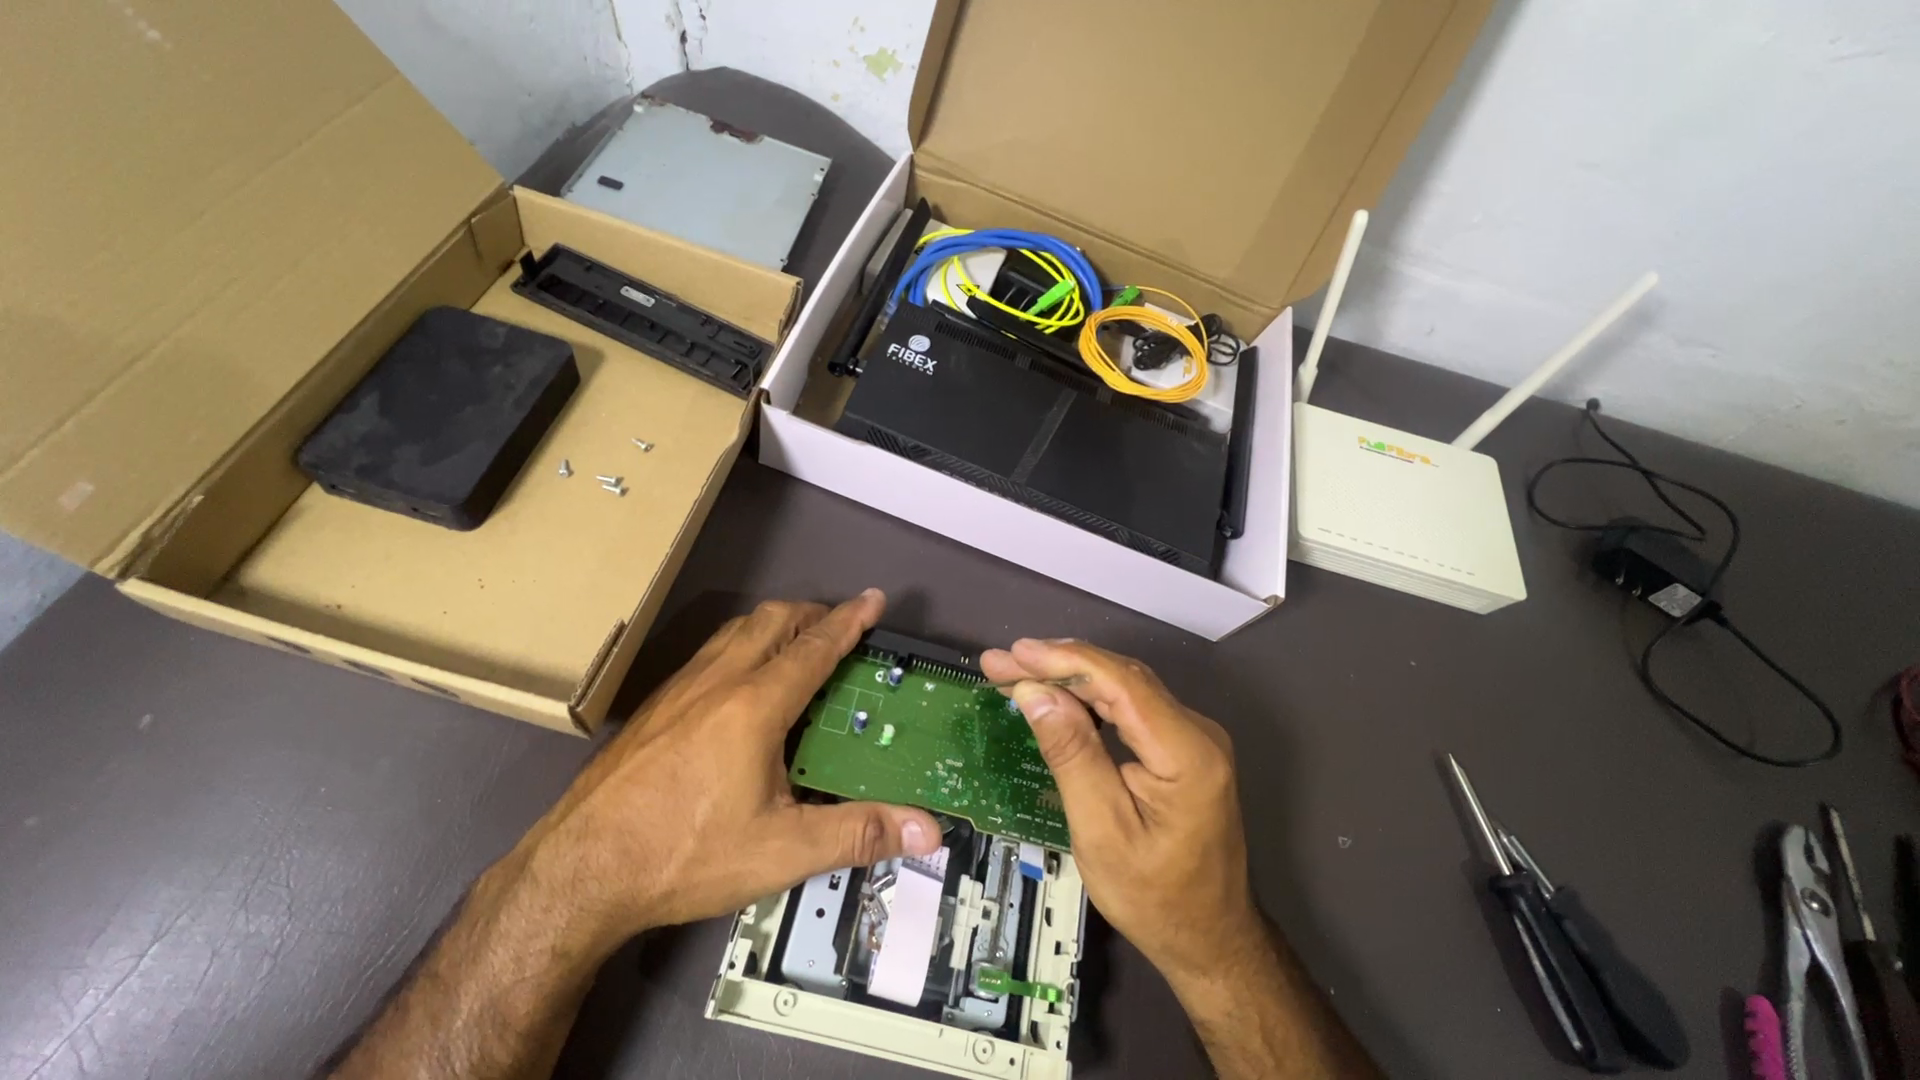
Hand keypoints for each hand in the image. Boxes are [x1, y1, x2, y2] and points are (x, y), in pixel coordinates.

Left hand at [515, 589, 941, 953]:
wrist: (580, 870)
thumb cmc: (687, 855)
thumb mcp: (784, 852)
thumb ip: (859, 834)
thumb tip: (929, 830)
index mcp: (754, 706)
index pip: (814, 648)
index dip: (849, 621)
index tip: (873, 600)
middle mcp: (716, 683)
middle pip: (772, 621)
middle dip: (813, 612)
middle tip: (841, 623)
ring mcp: (678, 691)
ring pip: (734, 632)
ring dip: (774, 625)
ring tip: (797, 643)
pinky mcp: (652, 709)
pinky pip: (708, 654)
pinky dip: (740, 646)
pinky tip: (739, 685)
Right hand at [980, 638, 1262, 989]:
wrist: (1210, 938)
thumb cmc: (1154, 898)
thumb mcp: (1101, 832)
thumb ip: (1071, 756)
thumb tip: (1035, 693)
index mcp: (1187, 752)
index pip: (1121, 684)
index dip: (1064, 661)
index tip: (1012, 655)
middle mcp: (1197, 732)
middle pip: (1122, 679)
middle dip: (1058, 664)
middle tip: (1000, 663)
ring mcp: (1194, 738)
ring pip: (1125, 689)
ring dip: (1070, 677)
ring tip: (1015, 672)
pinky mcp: (1183, 748)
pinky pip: (1132, 708)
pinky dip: (1089, 699)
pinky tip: (1056, 696)